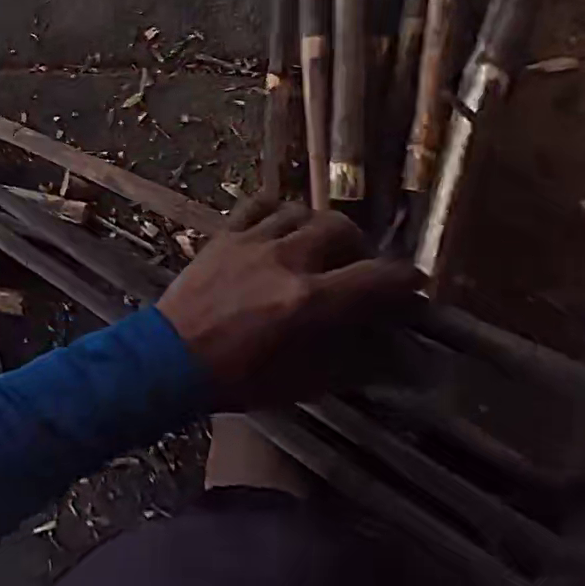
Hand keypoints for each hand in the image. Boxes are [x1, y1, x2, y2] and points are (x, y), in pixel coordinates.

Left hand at [155, 199, 422, 405]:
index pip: (380, 276)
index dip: (407, 280)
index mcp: (312, 300)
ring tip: (317, 247)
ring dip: (317, 227)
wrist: (173, 355)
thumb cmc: (241, 376)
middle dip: (360, 246)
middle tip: (357, 266)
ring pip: (299, 211)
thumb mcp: (308, 380)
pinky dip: (277, 211)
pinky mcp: (223, 235)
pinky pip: (257, 205)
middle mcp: (284, 260)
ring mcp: (250, 242)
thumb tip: (401, 351)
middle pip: (340, 227)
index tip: (411, 286)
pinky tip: (280, 227)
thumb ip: (358, 360)